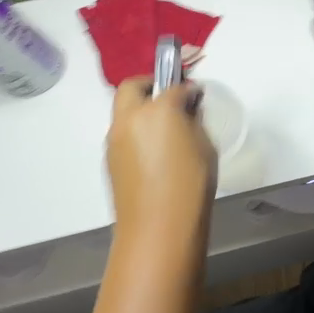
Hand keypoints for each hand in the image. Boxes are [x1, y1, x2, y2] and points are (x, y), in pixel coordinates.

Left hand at [105, 78, 218, 237]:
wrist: (157, 227)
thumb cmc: (190, 183)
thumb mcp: (204, 146)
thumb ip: (193, 121)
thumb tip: (188, 110)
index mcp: (157, 110)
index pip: (173, 87)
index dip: (187, 88)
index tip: (197, 95)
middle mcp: (129, 119)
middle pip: (132, 87)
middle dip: (150, 85)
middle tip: (171, 97)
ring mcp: (114, 140)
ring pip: (123, 111)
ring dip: (141, 110)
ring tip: (165, 130)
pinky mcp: (109, 160)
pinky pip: (122, 134)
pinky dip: (136, 132)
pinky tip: (155, 152)